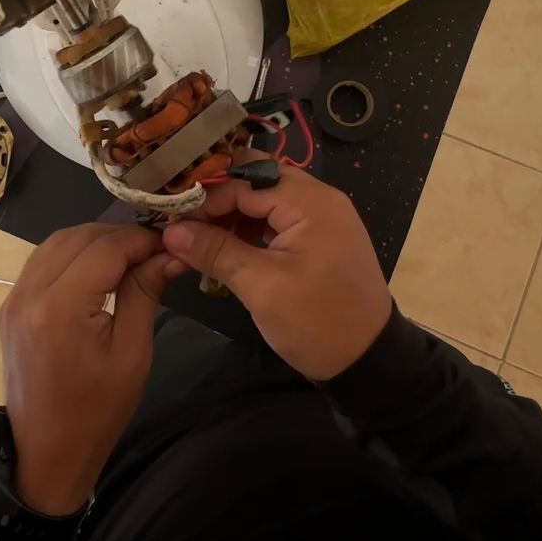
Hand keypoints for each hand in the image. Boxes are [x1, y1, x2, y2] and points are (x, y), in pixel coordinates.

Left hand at [0, 223, 174, 515]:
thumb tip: (172, 253)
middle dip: (120, 236)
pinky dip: (72, 253)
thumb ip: (145, 293)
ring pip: (58, 241)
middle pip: (80, 237)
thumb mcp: (132, 354)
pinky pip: (43, 259)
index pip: (105, 248)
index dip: (140, 239)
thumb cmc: (96, 411)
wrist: (45, 453)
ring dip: (95, 240)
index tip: (169, 242)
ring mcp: (14, 296)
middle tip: (153, 249)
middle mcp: (30, 292)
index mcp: (59, 307)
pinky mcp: (11, 303)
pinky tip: (97, 267)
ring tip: (129, 256)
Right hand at [161, 155, 392, 380]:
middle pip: (257, 177)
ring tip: (197, 231)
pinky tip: (224, 242)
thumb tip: (170, 231)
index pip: (244, 181)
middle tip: (183, 213)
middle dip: (217, 194)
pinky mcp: (320, 234)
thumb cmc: (316, 322)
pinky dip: (250, 224)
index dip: (206, 197)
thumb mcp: (260, 287)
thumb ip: (215, 251)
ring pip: (266, 195)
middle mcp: (318, 197)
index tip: (172, 216)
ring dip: (232, 209)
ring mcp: (322, 215)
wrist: (371, 363)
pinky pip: (278, 215)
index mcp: (310, 201)